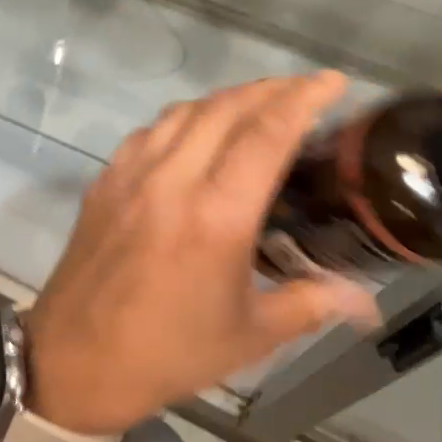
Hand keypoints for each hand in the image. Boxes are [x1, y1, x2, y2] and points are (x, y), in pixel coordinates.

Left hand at [24, 74, 381, 436]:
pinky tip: (195, 134)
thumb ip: (310, 303)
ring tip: (256, 105)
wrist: (76, 359)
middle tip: (303, 90)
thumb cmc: (169, 352)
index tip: (332, 82)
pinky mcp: (104, 181)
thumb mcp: (250, 335)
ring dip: (225, 99)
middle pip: (225, 108)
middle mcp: (172, 179)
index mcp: (216, 215)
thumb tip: (366, 301)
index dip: (303, 99)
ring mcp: (131, 175)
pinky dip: (182, 119)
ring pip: (183, 112)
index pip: (266, 134)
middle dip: (270, 89)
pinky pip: (149, 132)